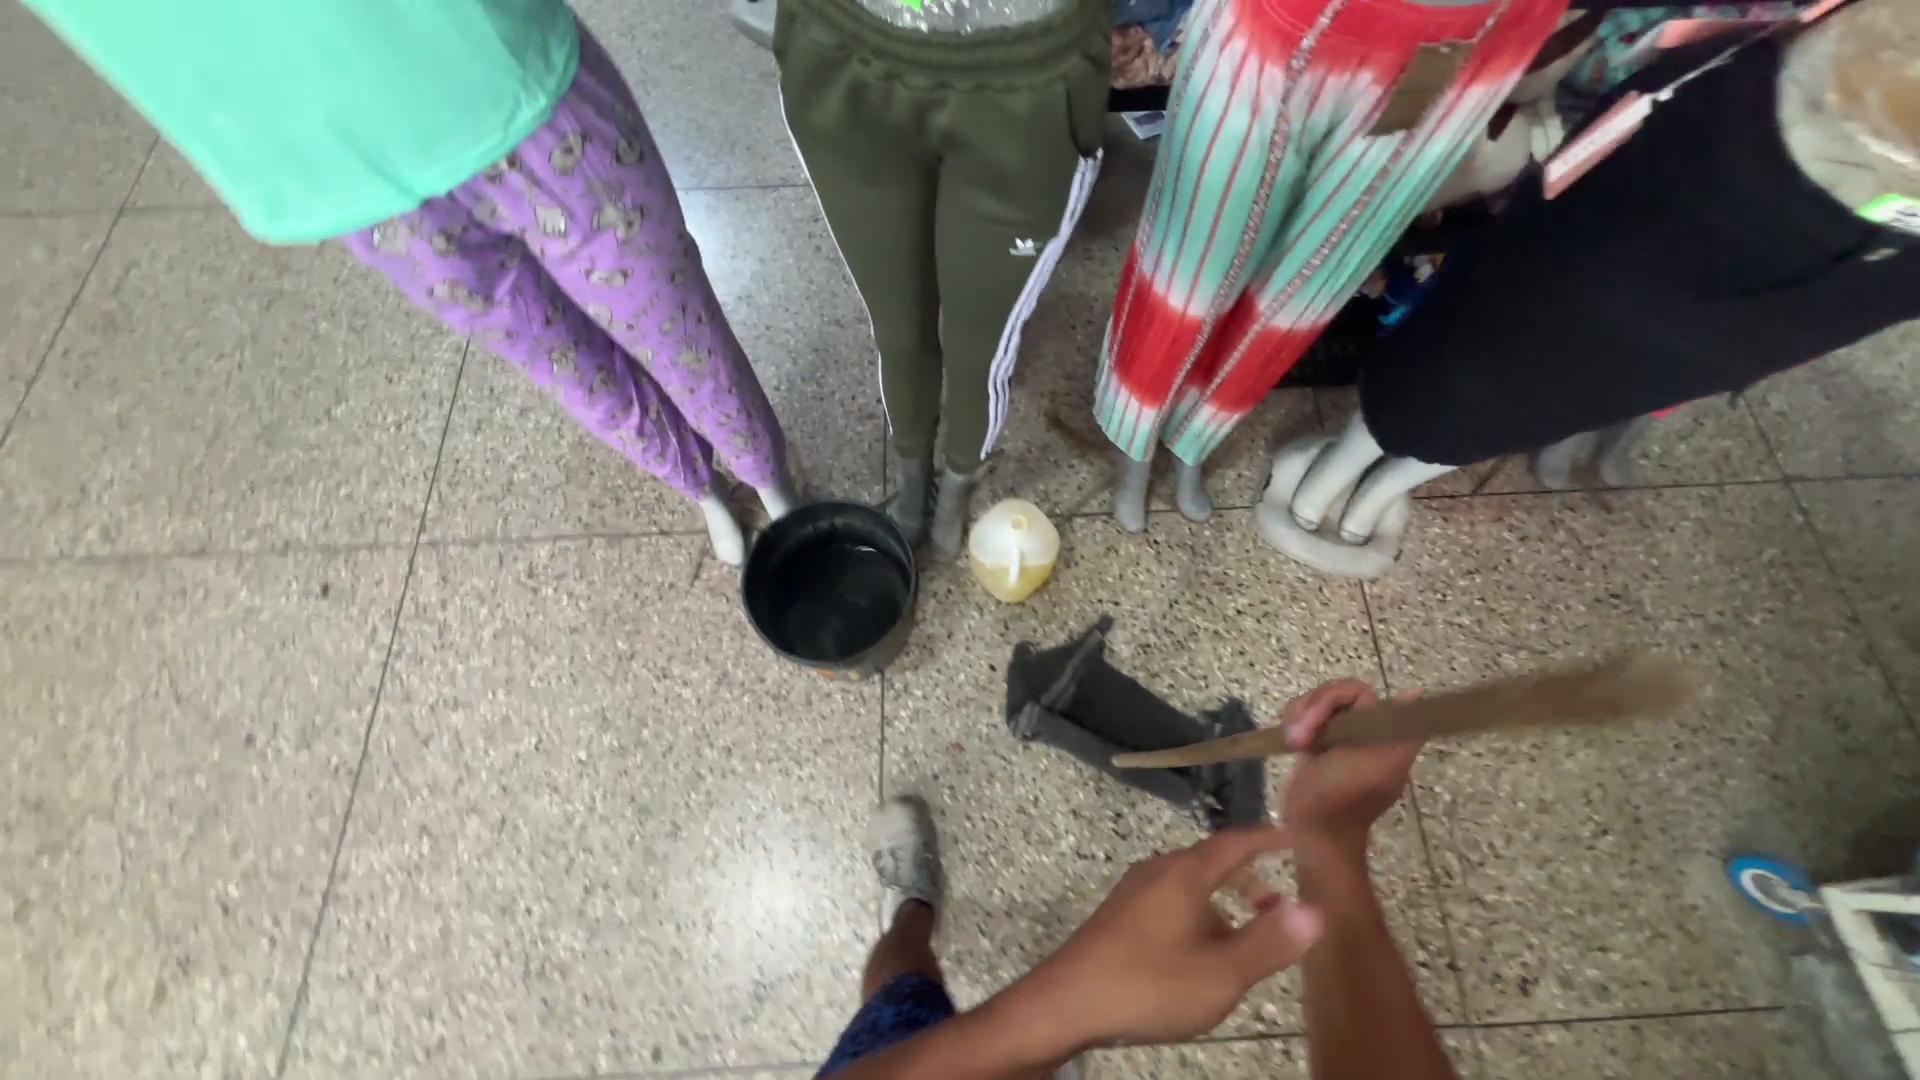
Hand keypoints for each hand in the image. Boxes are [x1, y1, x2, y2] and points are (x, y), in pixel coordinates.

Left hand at [1018, 827, 1323, 1045]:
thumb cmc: (1150, 983)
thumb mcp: (1221, 972)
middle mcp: (1158, 870)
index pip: (1234, 842)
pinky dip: (1200, 915)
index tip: (1295, 836)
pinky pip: (1172, 901)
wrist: (1068, 1001)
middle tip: (1281, 908)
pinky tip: (1203, 955)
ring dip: (1224, 904)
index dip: (1267, 837)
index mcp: (1184, 873)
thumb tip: (1315, 909)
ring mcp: (1135, 891)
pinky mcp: (1122, 914)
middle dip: (1249, 879)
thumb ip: (1269, 941)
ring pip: (1191, 885)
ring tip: (1248, 942)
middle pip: (1212, 862)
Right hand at [1280, 679, 1423, 857]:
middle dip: (1313, 710)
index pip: (1359, 693)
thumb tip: (1415, 693)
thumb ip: (1400, 730)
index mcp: (1383, 732)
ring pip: (1314, 703)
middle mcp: (1362, 728)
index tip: (1330, 721)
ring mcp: (1337, 734)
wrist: (1315, 830)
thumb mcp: (1379, 765)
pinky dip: (1293, 724)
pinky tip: (1293, 743)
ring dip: (1300, 719)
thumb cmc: (1344, 798)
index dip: (1339, 698)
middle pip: (1332, 694)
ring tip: (1296, 743)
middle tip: (1302, 737)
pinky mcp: (1315, 740)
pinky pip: (1301, 715)